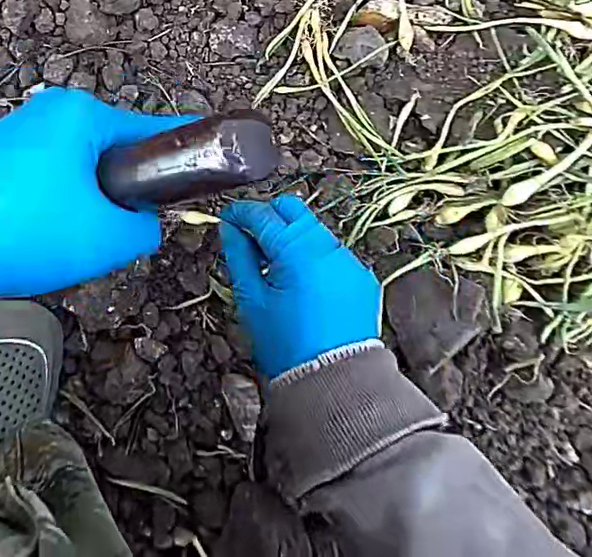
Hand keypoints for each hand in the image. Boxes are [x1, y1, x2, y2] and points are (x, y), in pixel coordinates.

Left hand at [0, 88, 196, 333]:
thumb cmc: (18, 230)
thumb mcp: (101, 239)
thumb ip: (144, 229)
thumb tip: (145, 223)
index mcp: (83, 113)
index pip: (154, 132)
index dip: (182, 158)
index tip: (205, 173)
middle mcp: (53, 111)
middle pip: (116, 154)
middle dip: (123, 194)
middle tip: (119, 231)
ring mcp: (22, 130)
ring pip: (83, 169)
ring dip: (89, 203)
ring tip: (73, 239)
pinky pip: (51, 176)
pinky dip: (58, 203)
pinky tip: (42, 234)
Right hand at [219, 194, 380, 378]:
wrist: (336, 383)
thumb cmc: (288, 347)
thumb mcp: (253, 300)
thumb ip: (240, 256)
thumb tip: (230, 228)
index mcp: (297, 250)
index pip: (263, 214)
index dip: (241, 212)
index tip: (228, 217)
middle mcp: (327, 246)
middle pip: (292, 208)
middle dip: (269, 216)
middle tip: (251, 238)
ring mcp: (348, 258)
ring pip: (313, 228)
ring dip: (292, 236)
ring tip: (276, 266)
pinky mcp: (362, 274)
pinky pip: (332, 251)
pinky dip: (314, 256)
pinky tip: (303, 283)